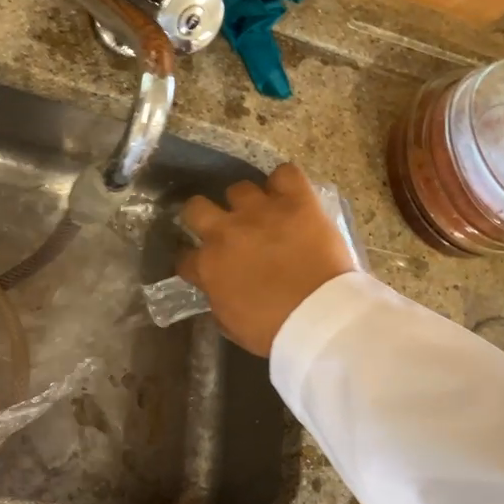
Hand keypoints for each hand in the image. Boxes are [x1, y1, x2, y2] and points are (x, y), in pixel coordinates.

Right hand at [178, 163, 357, 356]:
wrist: (320, 316)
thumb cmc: (272, 330)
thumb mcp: (229, 323)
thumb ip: (216, 299)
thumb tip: (215, 288)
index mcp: (207, 266)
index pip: (183, 256)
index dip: (191, 260)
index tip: (201, 265)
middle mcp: (225, 232)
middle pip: (195, 207)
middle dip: (202, 216)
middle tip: (218, 226)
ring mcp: (261, 212)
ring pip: (239, 188)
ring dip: (245, 202)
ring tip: (259, 213)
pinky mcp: (297, 200)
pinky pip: (284, 173)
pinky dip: (283, 183)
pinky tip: (286, 195)